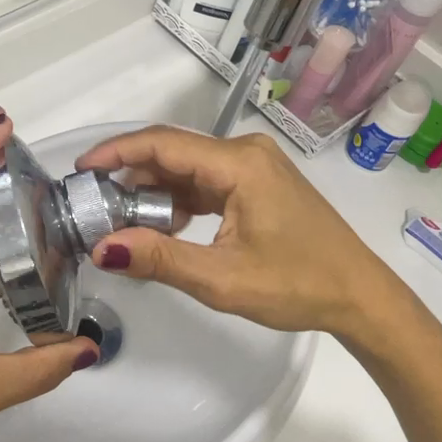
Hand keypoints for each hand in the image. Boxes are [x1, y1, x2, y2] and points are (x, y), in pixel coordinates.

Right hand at [74, 125, 403, 337]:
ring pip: (186, 168)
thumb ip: (159, 258)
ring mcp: (253, 166)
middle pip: (172, 152)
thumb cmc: (298, 286)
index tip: (79, 169)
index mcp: (239, 164)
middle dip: (129, 177)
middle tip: (93, 206)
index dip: (116, 152)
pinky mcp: (257, 183)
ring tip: (120, 221)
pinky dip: (178, 200)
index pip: (162, 143)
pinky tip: (161, 226)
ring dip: (153, 191)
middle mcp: (245, 153)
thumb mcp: (222, 279)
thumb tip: (102, 248)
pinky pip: (205, 181)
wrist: (361, 297)